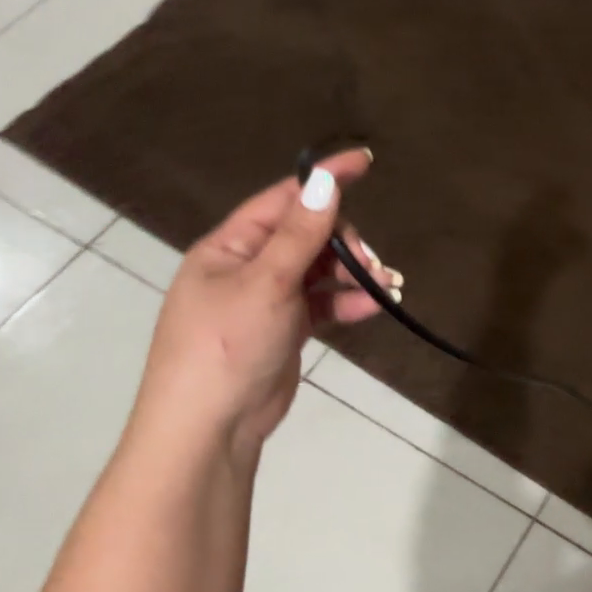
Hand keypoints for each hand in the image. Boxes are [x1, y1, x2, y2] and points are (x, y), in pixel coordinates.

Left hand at [131, 148, 400, 459]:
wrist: (208, 429)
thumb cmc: (226, 346)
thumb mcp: (266, 284)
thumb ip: (301, 234)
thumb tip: (325, 182)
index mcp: (228, 248)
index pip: (283, 199)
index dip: (324, 179)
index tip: (366, 162)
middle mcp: (246, 267)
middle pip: (308, 234)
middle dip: (344, 242)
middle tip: (366, 263)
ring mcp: (266, 299)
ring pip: (320, 269)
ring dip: (352, 273)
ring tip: (383, 286)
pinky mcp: (284, 328)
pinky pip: (323, 302)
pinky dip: (347, 301)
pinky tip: (372, 307)